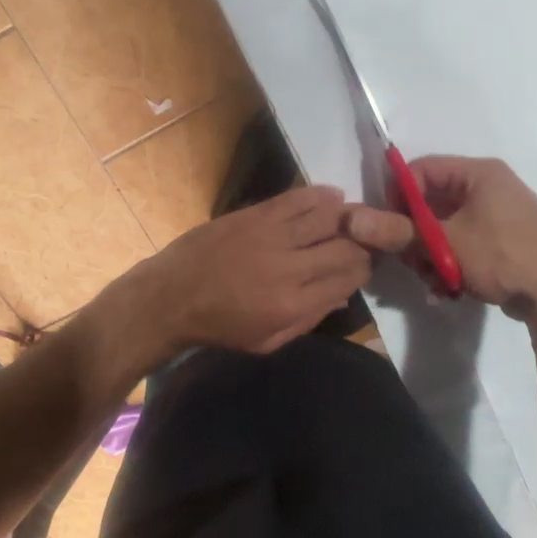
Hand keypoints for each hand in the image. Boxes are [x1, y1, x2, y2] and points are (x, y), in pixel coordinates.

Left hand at [114, 184, 381, 355]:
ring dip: (347, 217)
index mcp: (293, 304)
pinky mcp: (255, 215)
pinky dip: (321, 196)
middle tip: (362, 245)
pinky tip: (333, 198)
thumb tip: (342, 296)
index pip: (348, 278)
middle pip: (345, 246)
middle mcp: (289, 267)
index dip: (363, 271)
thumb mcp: (267, 341)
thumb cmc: (221, 327)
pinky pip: (298, 198)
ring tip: (351, 221)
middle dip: (362, 245)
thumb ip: (308, 320)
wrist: (173, 296)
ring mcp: (272, 236)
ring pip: (328, 216)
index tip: (363, 268)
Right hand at [346, 156, 536, 323]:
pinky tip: (450, 290)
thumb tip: (351, 218)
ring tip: (434, 282)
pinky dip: (453, 266)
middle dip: (415, 237)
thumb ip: (397, 231)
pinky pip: (466, 247)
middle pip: (432, 203)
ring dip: (432, 258)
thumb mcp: (444, 245)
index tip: (387, 229)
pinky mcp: (506, 243)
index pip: (422, 170)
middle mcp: (491, 187)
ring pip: (447, 231)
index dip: (397, 197)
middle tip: (410, 263)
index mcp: (479, 173)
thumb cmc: (502, 257)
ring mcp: (501, 216)